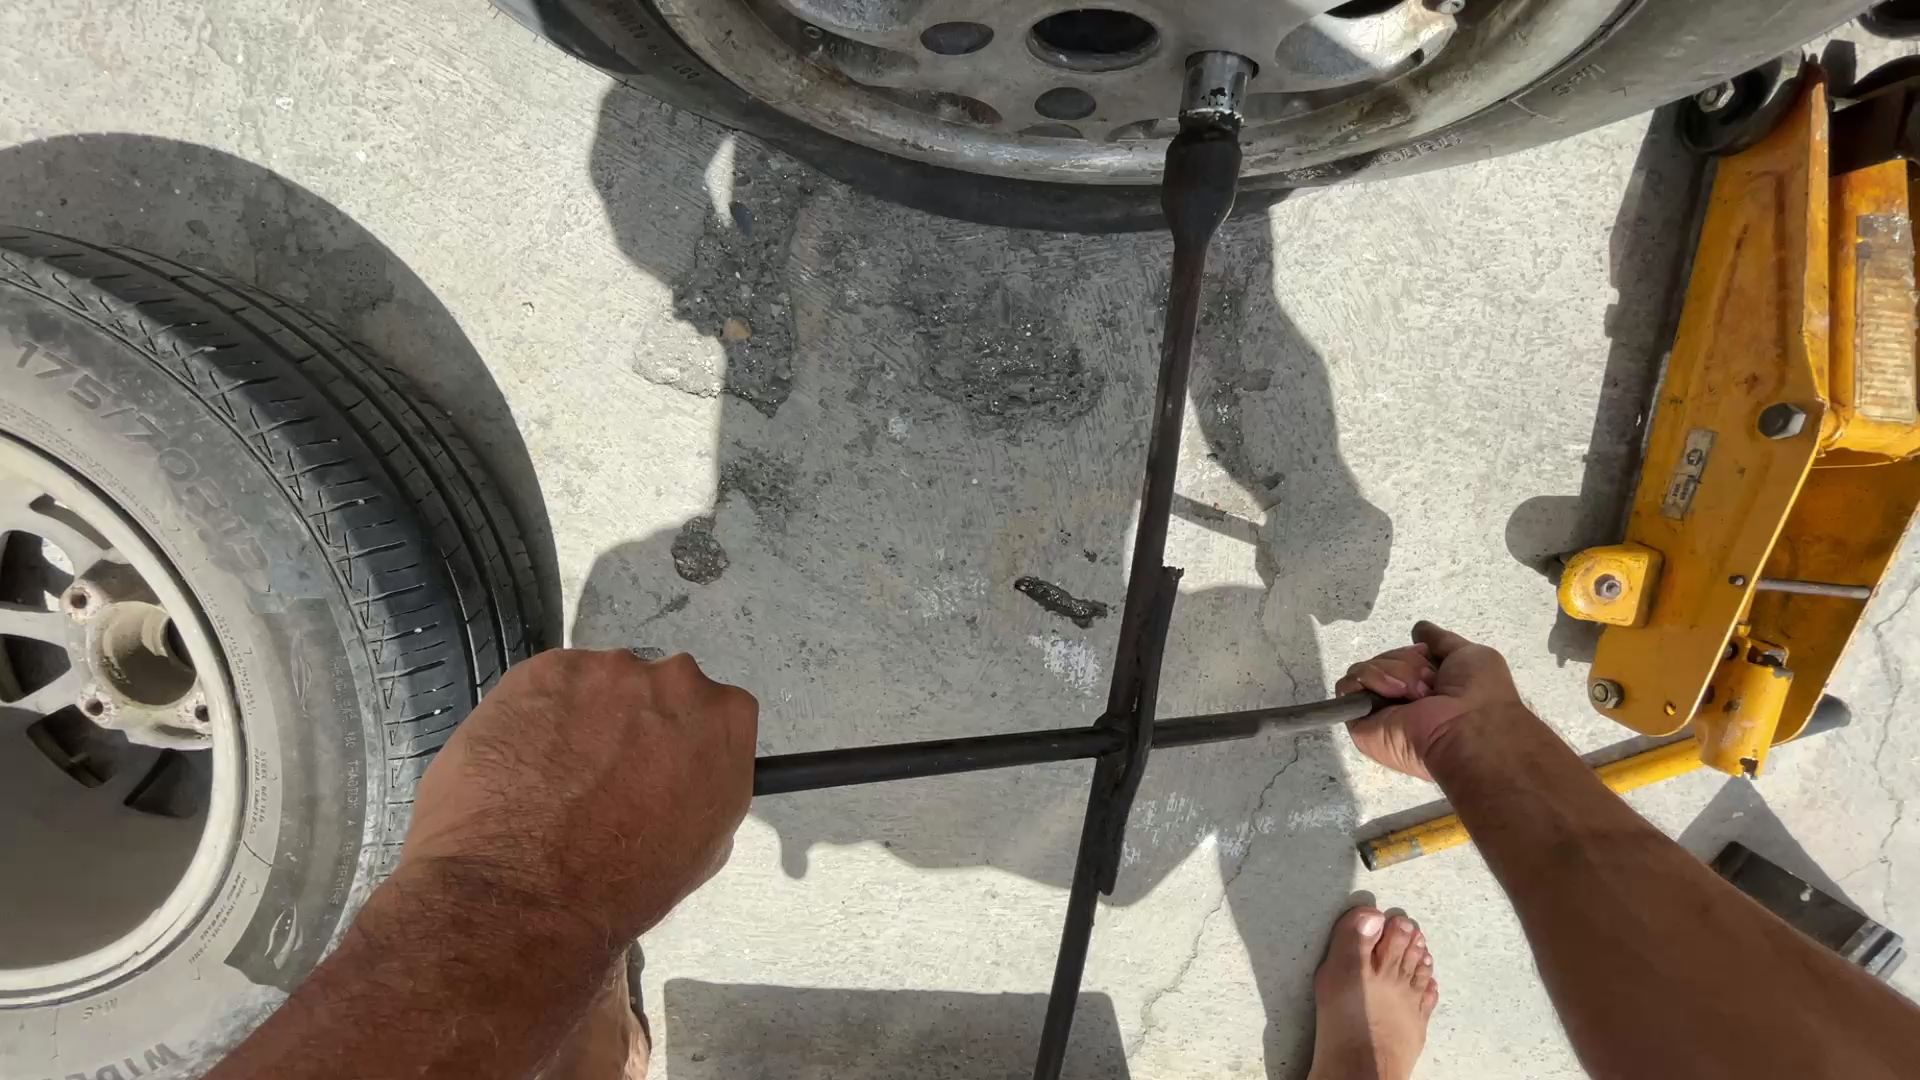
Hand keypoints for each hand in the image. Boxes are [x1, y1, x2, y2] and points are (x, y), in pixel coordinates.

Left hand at [399, 649, 757, 938]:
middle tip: (608, 773)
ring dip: (589, 717)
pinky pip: (551, 685)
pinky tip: (528, 762)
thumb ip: (713, 783)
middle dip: (638, 723)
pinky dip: (540, 713)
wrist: (529, 893)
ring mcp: (612, 669)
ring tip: (558, 776)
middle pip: (661, 689)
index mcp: (726, 718)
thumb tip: (691, 774)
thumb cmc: (624, 880)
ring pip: (603, 684)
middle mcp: (678, 679)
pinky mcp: (549, 671)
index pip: (717, 710)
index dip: (684, 738)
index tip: (663, 762)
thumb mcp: (709, 843)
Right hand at [1335, 621, 1518, 780]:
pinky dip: (1368, 680)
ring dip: (1392, 672)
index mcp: (1424, 688)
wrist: (1468, 731)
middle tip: (1428, 683)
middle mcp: (1399, 698)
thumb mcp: (1471, 656)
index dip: (1413, 654)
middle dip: (1405, 663)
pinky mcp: (1357, 719)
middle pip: (1381, 660)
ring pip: (1363, 669)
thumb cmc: (1478, 695)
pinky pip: (1347, 685)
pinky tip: (1393, 692)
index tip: (1430, 660)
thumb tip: (1419, 628)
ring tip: (1415, 694)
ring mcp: (1376, 709)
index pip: (1401, 657)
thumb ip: (1442, 641)